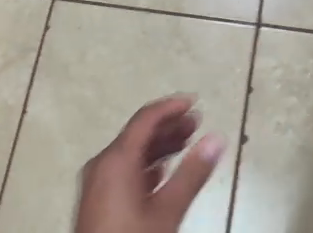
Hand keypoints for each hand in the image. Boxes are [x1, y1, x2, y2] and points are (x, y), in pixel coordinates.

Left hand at [76, 95, 226, 232]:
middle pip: (138, 133)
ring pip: (132, 152)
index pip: (146, 117)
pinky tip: (163, 171)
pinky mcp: (97, 200)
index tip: (196, 102)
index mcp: (116, 159)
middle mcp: (102, 164)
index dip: (172, 106)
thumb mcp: (167, 210)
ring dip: (160, 145)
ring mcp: (96, 183)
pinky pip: (124, 170)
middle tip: (197, 122)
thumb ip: (192, 173)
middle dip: (169, 126)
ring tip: (187, 143)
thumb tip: (216, 138)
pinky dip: (146, 164)